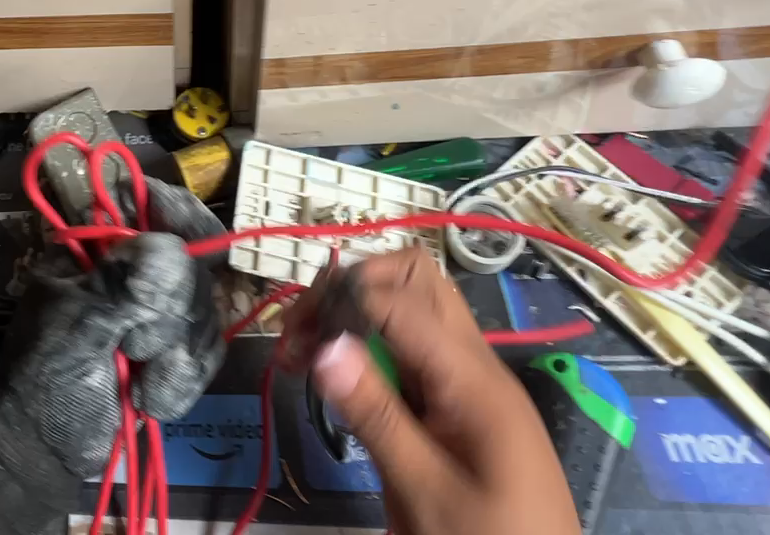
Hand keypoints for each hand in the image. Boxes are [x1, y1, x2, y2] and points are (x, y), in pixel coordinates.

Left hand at [0, 179, 224, 534]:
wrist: (47, 452)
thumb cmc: (43, 381)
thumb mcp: (74, 328)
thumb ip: (120, 288)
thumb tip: (170, 249)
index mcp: (95, 245)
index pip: (148, 201)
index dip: (180, 214)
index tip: (196, 248)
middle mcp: (133, 265)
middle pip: (190, 260)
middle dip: (171, 315)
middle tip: (134, 349)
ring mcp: (159, 305)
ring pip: (206, 305)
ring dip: (178, 356)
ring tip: (139, 387)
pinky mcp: (178, 343)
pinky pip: (210, 345)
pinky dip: (186, 379)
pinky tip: (154, 400)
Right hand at [279, 250, 577, 534]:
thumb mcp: (427, 492)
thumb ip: (376, 416)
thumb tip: (324, 345)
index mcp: (472, 376)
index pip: (399, 298)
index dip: (342, 300)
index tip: (297, 338)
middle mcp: (471, 360)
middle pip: (413, 277)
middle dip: (350, 286)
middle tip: (304, 329)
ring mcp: (464, 377)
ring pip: (409, 304)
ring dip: (355, 310)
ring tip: (306, 350)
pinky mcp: (454, 398)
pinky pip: (408, 345)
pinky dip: (367, 344)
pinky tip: (337, 376)